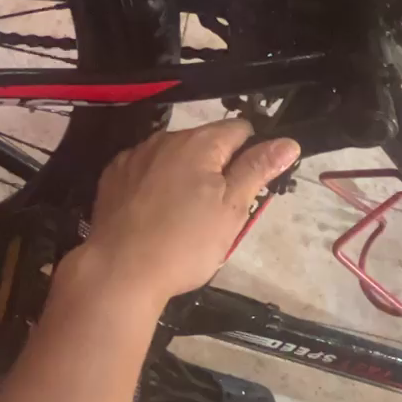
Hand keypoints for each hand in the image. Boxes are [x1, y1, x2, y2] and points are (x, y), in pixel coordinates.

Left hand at [70, 121, 300, 309]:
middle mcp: (165, 138)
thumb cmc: (184, 243)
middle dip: (217, 167)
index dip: (251, 155)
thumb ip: (257, 169)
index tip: (247, 187)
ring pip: (174, 155)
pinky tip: (154, 214)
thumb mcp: (232, 210)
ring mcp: (135, 155)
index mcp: (199, 142)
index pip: (240, 129)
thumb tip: (288, 141)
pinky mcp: (113, 174)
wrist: (118, 272)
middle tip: (218, 211)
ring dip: (185, 174)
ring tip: (184, 216)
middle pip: (205, 142)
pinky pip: (145, 169)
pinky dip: (155, 183)